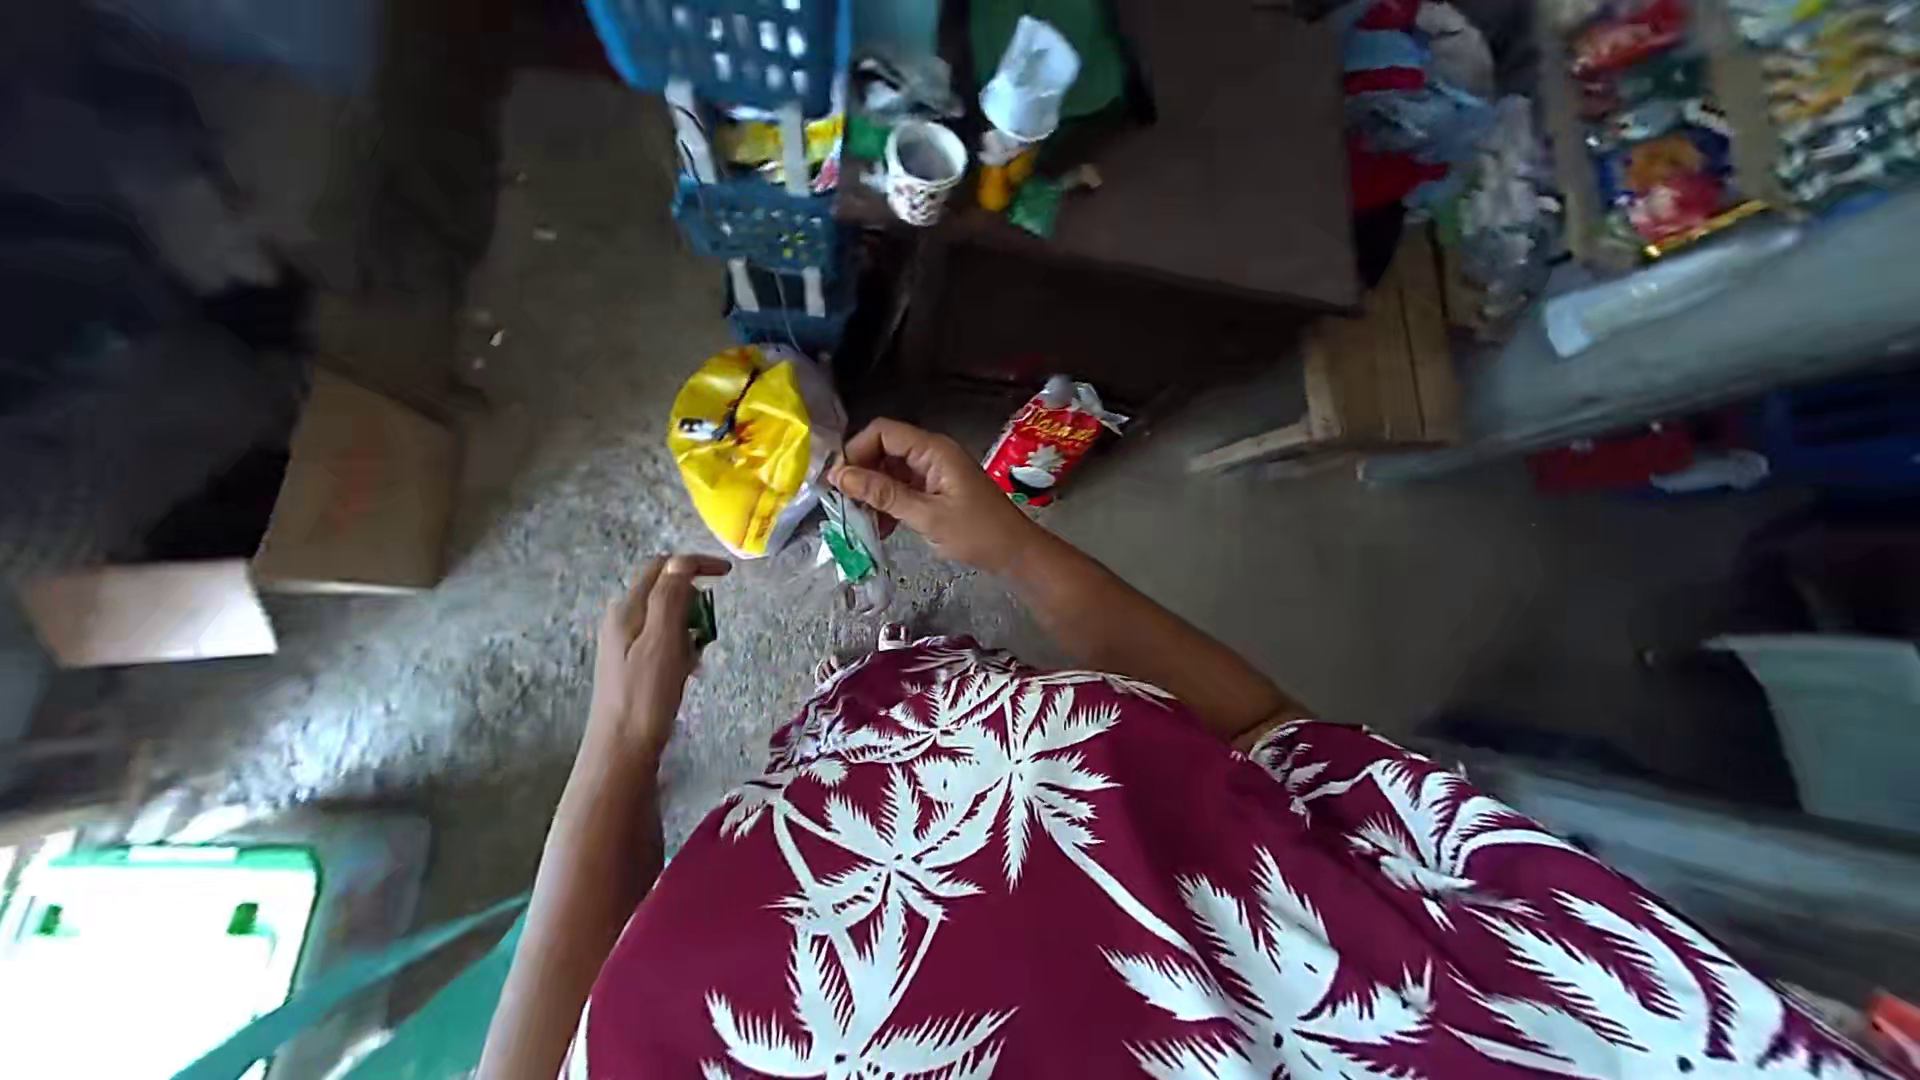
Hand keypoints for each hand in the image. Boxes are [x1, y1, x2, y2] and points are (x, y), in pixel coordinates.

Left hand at [588, 554, 730, 763]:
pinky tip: (688, 670)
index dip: (696, 564)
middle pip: (666, 589)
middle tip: (708, 631)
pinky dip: (683, 645)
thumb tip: (682, 560)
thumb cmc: (645, 696)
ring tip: (697, 657)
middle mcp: (623, 618)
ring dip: (691, 627)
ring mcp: (626, 640)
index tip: (729, 575)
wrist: (621, 750)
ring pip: (669, 615)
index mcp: (627, 609)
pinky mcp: (633, 660)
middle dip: (695, 602)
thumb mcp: (662, 642)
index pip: (664, 566)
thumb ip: (670, 598)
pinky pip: (665, 638)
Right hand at [830, 418, 1042, 572]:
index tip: (839, 481)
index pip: (882, 432)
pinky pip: (903, 488)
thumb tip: (840, 476)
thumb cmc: (977, 532)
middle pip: (883, 450)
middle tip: (844, 504)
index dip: (856, 451)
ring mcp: (934, 472)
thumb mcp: (926, 514)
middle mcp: (931, 454)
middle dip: (861, 474)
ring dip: (873, 493)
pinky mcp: (936, 490)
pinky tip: (881, 528)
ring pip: (890, 471)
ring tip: (861, 520)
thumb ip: (883, 494)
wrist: (1015, 553)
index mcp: (933, 450)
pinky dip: (889, 504)